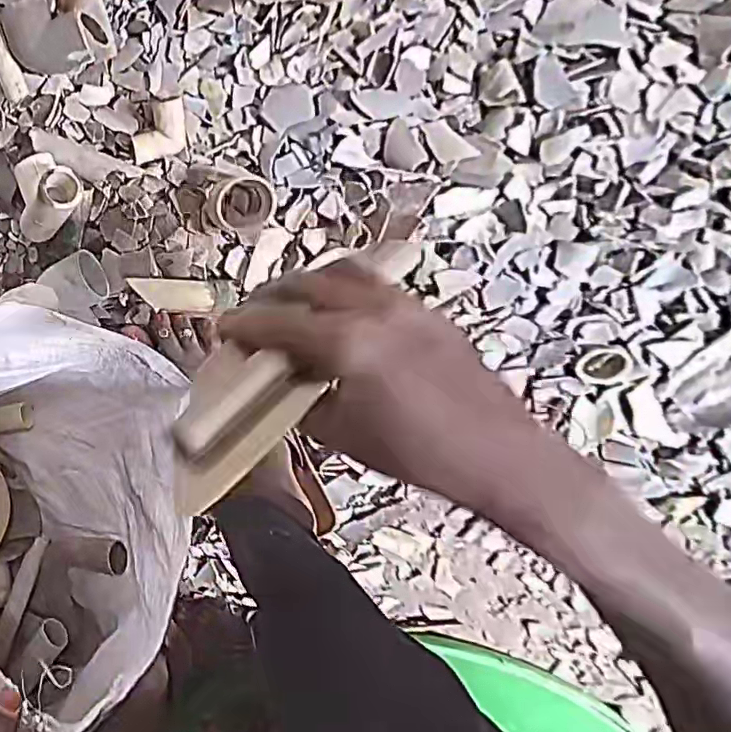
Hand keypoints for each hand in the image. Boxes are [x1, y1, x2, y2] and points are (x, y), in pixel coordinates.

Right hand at [219, 259, 597, 519]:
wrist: (505, 459)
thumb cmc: (420, 453)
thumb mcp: (338, 431)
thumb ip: (299, 395)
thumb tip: (281, 379)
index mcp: (348, 342)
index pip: (277, 321)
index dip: (243, 324)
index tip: (225, 328)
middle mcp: (376, 312)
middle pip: (305, 282)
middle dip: (269, 296)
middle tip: (252, 317)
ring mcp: (407, 308)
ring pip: (342, 272)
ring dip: (307, 284)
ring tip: (291, 305)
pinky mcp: (429, 315)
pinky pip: (373, 285)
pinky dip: (342, 290)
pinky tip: (336, 315)